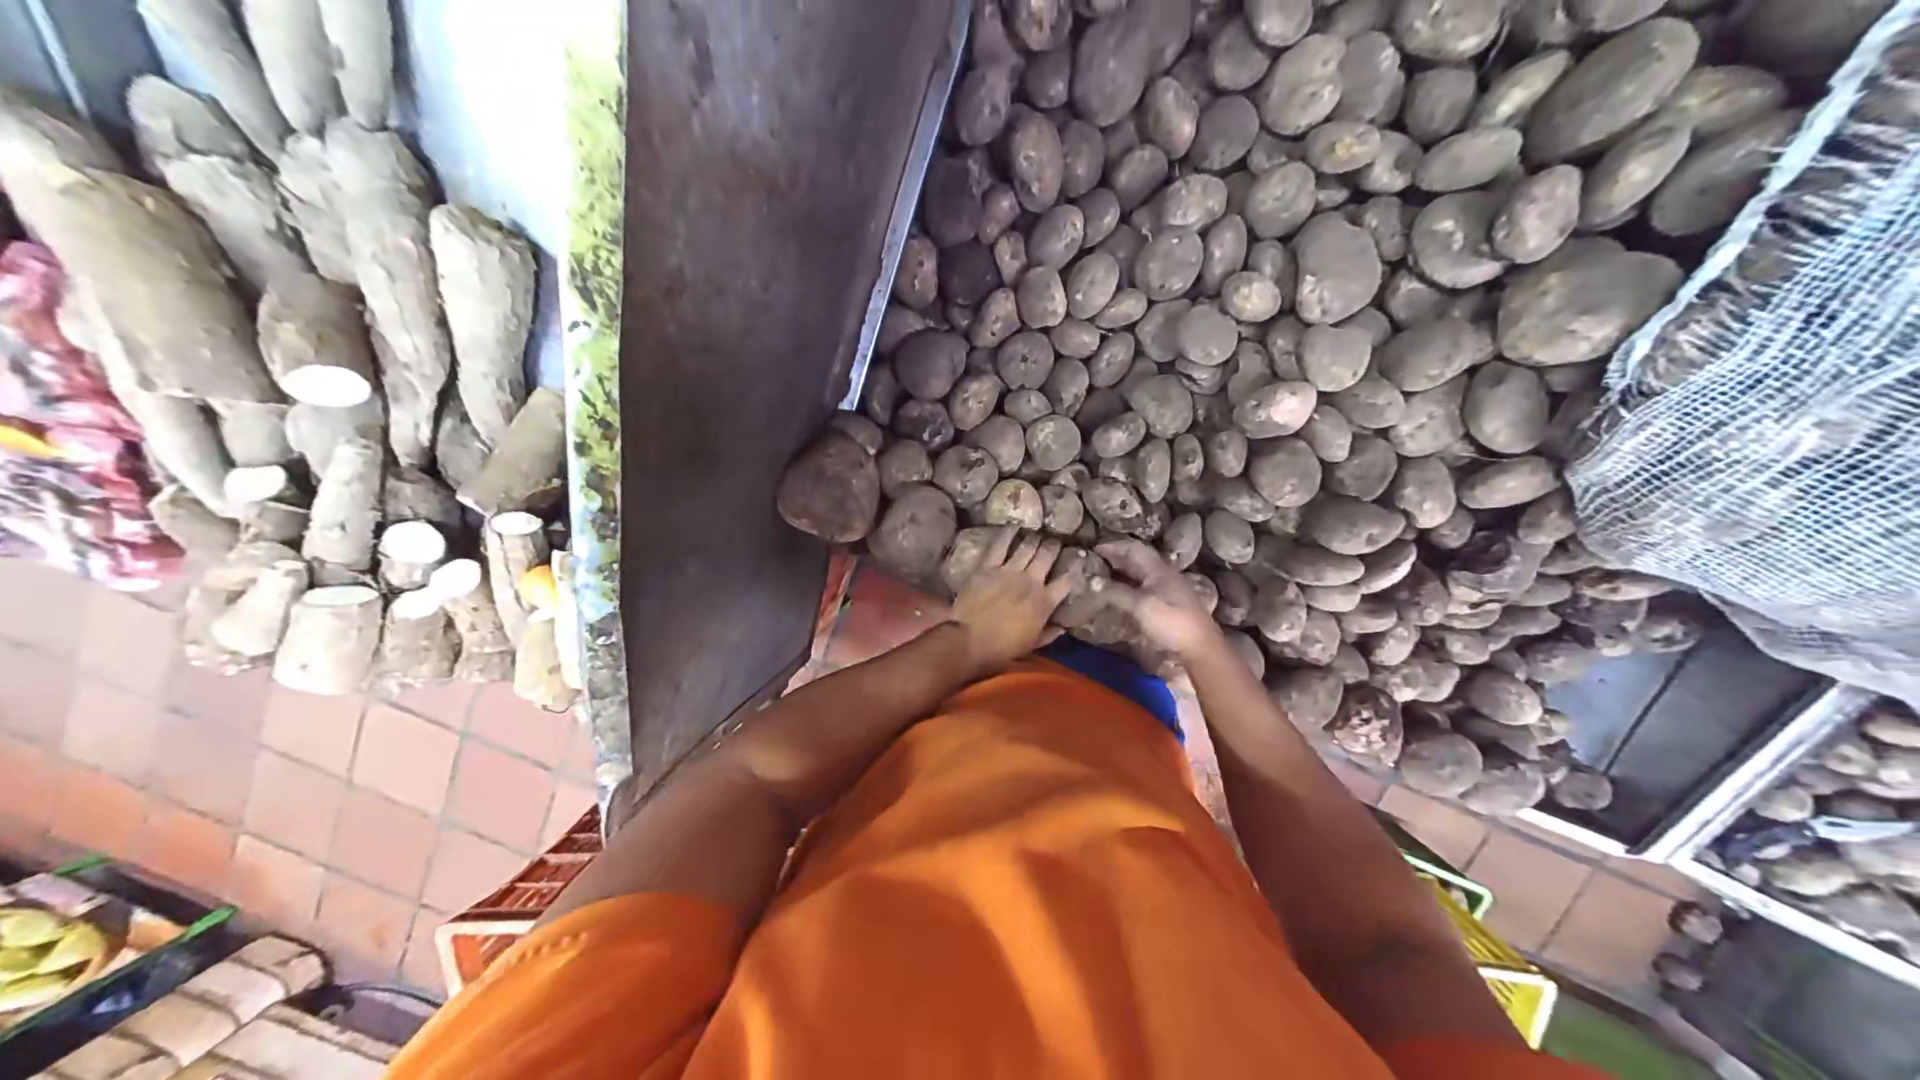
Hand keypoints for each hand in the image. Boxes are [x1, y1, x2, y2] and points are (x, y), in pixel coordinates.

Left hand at [949, 527, 1078, 676]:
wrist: (970, 640)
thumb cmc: (1002, 648)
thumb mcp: (1032, 644)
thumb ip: (1049, 634)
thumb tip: (1063, 628)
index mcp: (1044, 602)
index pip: (1066, 581)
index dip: (1075, 569)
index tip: (1079, 560)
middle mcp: (1031, 581)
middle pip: (1047, 556)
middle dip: (1053, 547)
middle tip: (1055, 541)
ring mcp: (1009, 571)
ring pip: (1027, 547)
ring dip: (1035, 539)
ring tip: (1039, 533)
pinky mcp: (988, 566)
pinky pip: (1000, 545)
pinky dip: (1008, 533)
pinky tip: (1014, 525)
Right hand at [1093, 539, 1223, 661]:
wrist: (1200, 647)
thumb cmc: (1172, 622)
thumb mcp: (1142, 606)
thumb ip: (1116, 592)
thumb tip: (1091, 581)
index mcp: (1158, 570)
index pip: (1134, 548)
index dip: (1113, 546)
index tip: (1093, 550)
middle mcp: (1162, 575)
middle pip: (1135, 560)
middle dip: (1114, 559)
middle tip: (1091, 564)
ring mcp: (1165, 590)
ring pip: (1138, 575)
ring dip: (1119, 574)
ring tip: (1098, 578)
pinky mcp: (1165, 605)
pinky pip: (1140, 589)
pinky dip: (1125, 588)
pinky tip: (1115, 596)